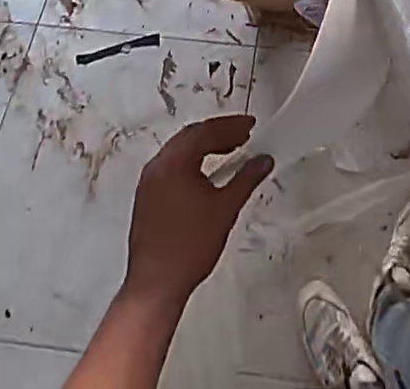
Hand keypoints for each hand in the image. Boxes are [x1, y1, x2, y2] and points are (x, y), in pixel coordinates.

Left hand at [121, 114, 273, 305]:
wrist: (157, 284)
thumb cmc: (187, 249)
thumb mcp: (225, 208)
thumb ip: (247, 179)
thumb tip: (261, 162)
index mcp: (174, 162)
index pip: (206, 132)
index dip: (231, 126)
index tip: (248, 125)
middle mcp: (158, 166)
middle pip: (191, 136)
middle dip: (219, 132)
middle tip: (242, 134)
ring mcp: (149, 181)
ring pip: (180, 150)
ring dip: (205, 146)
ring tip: (230, 150)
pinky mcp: (147, 196)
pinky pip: (171, 166)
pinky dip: (192, 161)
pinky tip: (208, 171)